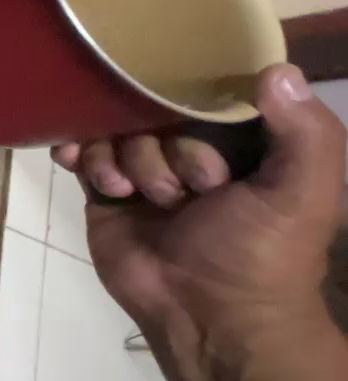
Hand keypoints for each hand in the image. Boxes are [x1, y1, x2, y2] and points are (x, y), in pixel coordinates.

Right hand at [54, 64, 345, 354]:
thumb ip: (306, 136)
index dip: (199, 126)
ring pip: (112, 134)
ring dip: (117, 161)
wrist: (202, 310)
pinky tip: (75, 163)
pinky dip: (75, 154)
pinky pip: (79, 153)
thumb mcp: (302, 196)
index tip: (210, 166)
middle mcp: (192, 154)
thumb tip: (276, 69)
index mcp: (245, 150)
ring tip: (131, 194)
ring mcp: (143, 171)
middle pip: (150, 118)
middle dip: (155, 151)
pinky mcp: (103, 189)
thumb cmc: (259, 252)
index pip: (206, 105)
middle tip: (175, 194)